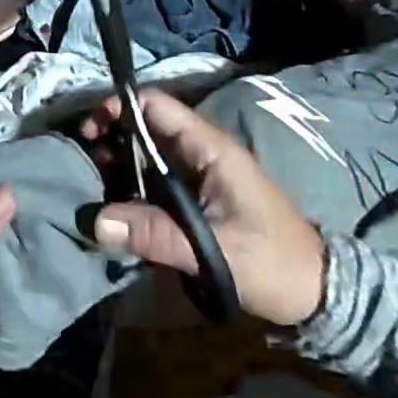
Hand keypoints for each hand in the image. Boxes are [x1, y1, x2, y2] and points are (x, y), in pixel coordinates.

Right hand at [84, 91, 326, 325]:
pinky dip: (132, 184)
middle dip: (112, 136)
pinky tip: (112, 205)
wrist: (315, 291)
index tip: (89, 131)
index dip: (119, 108)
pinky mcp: (198, 196)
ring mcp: (200, 173)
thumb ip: (155, 234)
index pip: (158, 106)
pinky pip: (157, 178)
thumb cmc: (271, 263)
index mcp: (211, 149)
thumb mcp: (212, 250)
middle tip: (82, 161)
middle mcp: (202, 152)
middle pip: (147, 126)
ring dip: (119, 162)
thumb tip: (96, 220)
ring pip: (149, 152)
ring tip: (89, 185)